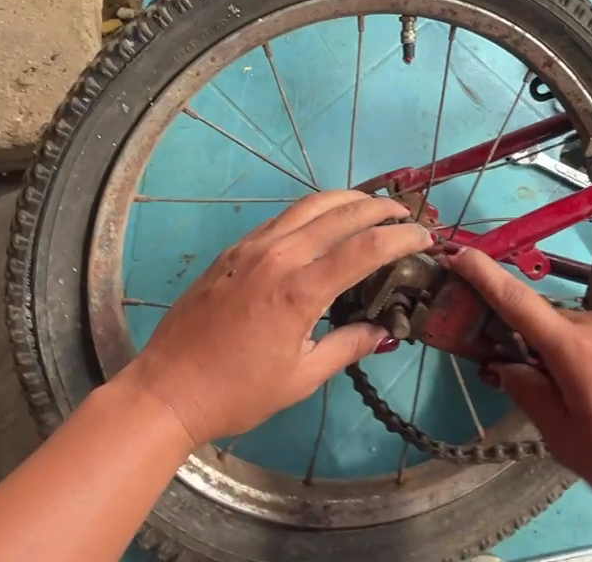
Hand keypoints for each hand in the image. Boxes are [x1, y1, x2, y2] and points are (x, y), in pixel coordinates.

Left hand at [114, 190, 431, 447]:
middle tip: (406, 213)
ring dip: (348, 199)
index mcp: (300, 291)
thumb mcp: (301, 379)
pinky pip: (284, 217)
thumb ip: (347, 346)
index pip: (366, 249)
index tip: (424, 237)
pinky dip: (314, 210)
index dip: (401, 238)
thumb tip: (383, 332)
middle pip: (342, 214)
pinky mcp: (235, 249)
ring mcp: (254, 247)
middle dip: (380, 208)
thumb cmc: (237, 392)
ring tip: (372, 205)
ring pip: (310, 205)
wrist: (167, 389)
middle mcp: (280, 256)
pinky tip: (325, 221)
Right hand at [447, 248, 591, 519]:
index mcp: (574, 347)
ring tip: (590, 412)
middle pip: (549, 326)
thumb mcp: (566, 440)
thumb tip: (507, 365)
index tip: (459, 254)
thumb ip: (530, 394)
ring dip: (568, 360)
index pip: (517, 301)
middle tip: (543, 397)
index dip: (484, 275)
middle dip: (536, 351)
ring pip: (578, 335)